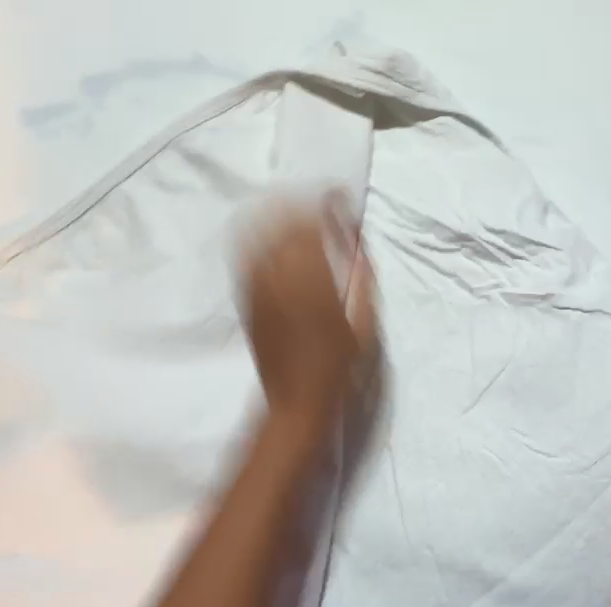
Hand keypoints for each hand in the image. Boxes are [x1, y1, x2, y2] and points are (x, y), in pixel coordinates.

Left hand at [239, 197, 378, 433]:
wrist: (297, 401)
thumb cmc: (339, 368)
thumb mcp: (365, 325)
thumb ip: (362, 278)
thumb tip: (358, 242)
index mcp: (312, 278)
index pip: (314, 220)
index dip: (328, 202)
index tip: (342, 201)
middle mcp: (278, 274)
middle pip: (281, 216)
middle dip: (302, 203)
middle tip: (322, 207)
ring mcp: (256, 284)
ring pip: (258, 229)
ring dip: (278, 215)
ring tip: (297, 217)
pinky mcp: (245, 296)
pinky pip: (246, 253)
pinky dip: (261, 238)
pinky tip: (275, 242)